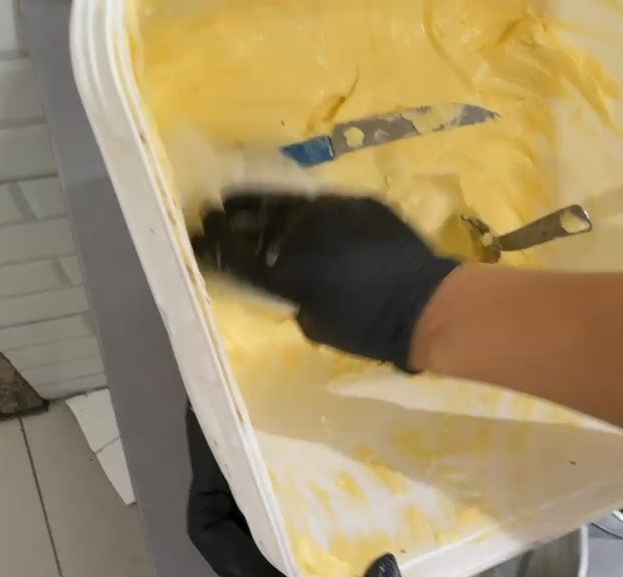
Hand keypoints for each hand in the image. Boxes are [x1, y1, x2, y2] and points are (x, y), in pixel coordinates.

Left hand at [184, 409, 404, 576]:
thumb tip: (386, 560)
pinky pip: (275, 509)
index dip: (204, 478)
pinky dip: (278, 478)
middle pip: (222, 498)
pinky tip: (310, 450)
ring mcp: (271, 559)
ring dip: (248, 456)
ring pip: (246, 499)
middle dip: (221, 448)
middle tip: (241, 394)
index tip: (211, 431)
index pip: (209, 524)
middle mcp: (254, 562)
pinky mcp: (292, 559)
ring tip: (273, 406)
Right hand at [190, 191, 458, 371]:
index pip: (237, 254)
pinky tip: (301, 214)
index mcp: (286, 266)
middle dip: (231, 218)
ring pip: (288, 204)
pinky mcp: (359, 202)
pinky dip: (308, 211)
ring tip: (244, 205)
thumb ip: (293, 298)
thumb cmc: (369, 328)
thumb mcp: (316, 324)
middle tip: (213, 215)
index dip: (214, 248)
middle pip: (256, 217)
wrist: (425, 306)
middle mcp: (302, 229)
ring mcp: (332, 209)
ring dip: (265, 207)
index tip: (197, 240)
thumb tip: (287, 283)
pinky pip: (323, 204)